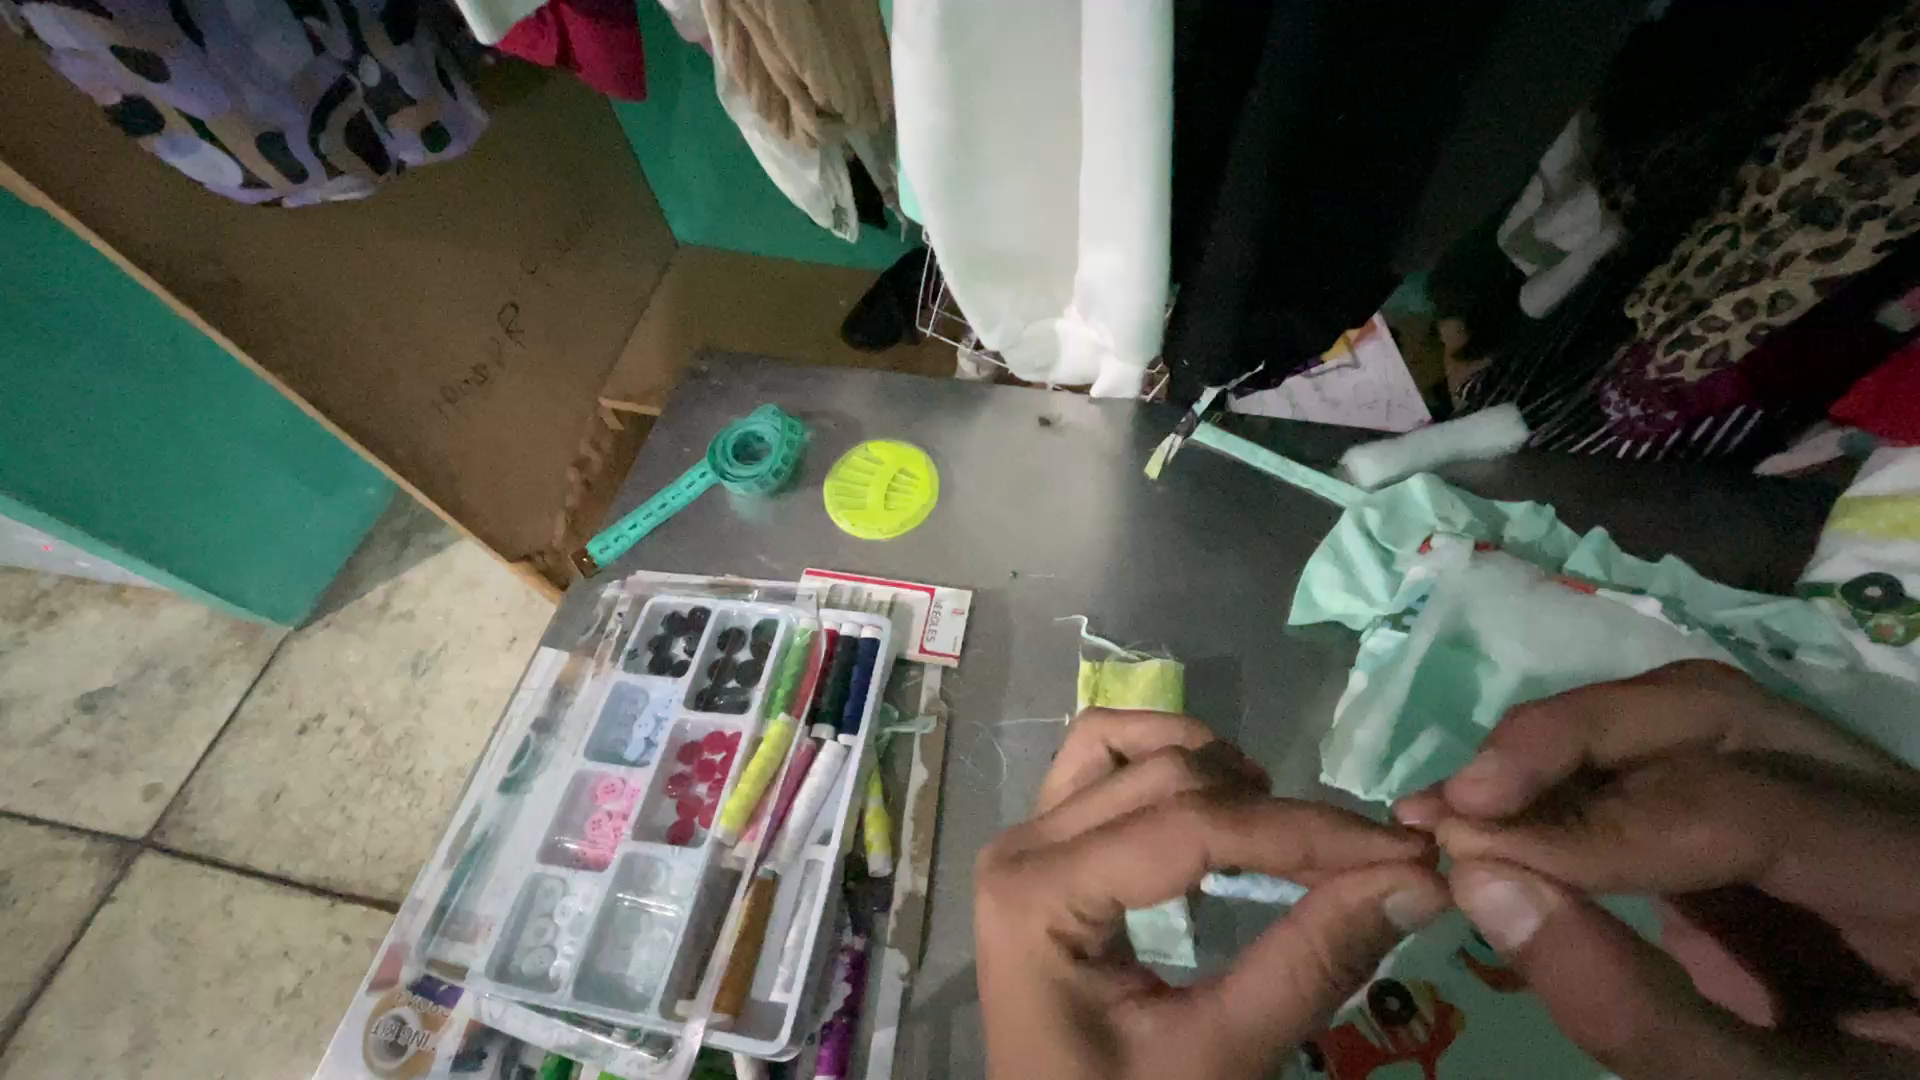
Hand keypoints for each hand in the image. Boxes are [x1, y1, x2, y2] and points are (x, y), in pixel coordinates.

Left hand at [976, 708, 1446, 1079]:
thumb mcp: (1214, 1059)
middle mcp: (1022, 843)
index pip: (1186, 827)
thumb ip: (1308, 965)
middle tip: (1359, 858)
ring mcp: (1025, 833)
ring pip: (1121, 746)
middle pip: (1160, 776)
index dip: (1301, 833)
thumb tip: (1413, 883)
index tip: (1400, 851)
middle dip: (1271, 808)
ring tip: (1276, 822)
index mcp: (1040, 895)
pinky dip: (1161, 758)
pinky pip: (1098, 758)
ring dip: (1208, 766)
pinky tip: (1211, 799)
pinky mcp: (1042, 838)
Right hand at [1395, 661, 1919, 1077]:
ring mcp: (1819, 792)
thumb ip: (1642, 1013)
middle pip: (1706, 713)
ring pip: (1669, 712)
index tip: (1468, 852)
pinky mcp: (1750, 804)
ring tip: (1463, 799)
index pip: (1739, 806)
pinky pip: (1645, 754)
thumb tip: (1476, 883)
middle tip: (1462, 794)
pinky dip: (1556, 777)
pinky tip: (1492, 812)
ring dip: (1551, 750)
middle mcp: (1887, 803)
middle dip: (1561, 742)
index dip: (1593, 827)